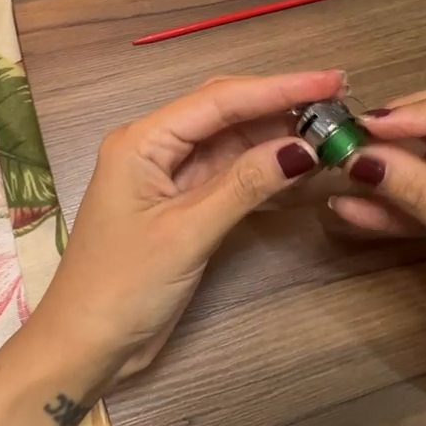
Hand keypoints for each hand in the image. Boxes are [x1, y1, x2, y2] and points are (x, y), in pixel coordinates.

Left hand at [32, 70, 343, 383]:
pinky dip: (264, 171)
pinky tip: (300, 166)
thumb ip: (244, 186)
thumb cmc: (122, 286)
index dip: (279, 87)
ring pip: (232, 143)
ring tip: (331, 129)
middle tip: (340, 99)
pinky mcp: (183, 205)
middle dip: (280, 104)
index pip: (219, 99)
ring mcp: (170, 176)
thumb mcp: (186, 233)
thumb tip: (305, 148)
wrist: (85, 345)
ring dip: (277, 137)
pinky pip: (230, 175)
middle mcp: (156, 147)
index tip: (331, 80)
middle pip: (226, 112)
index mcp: (142, 140)